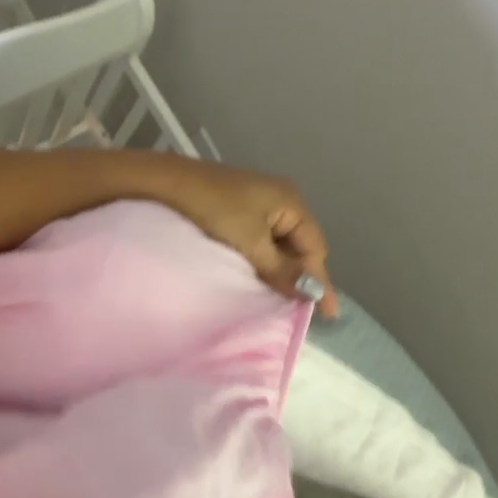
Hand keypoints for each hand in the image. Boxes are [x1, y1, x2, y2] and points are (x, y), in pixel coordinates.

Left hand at [155, 158, 339, 318]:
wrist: (169, 183)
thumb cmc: (216, 210)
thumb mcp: (251, 242)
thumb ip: (281, 269)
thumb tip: (310, 293)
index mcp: (292, 202)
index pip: (315, 247)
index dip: (320, 281)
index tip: (328, 314)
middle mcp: (281, 199)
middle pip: (300, 245)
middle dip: (301, 275)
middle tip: (304, 310)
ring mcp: (259, 203)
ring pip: (279, 244)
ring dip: (280, 270)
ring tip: (283, 300)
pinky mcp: (239, 210)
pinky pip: (261, 240)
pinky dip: (263, 260)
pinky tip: (259, 278)